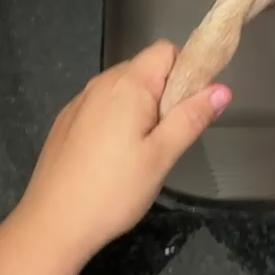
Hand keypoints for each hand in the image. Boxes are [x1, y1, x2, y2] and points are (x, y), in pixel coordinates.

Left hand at [13, 41, 231, 262]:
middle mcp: (101, 84)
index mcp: (127, 85)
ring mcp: (79, 102)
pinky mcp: (66, 121)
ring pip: (123, 89)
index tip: (193, 106)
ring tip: (143, 152)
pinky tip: (113, 158)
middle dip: (165, 93)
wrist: (52, 224)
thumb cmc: (113, 190)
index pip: (165, 50)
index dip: (186, 71)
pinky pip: (102, 106)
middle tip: (170, 137)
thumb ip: (192, 118)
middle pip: (145, 68)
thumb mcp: (162, 156)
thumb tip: (223, 89)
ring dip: (141, 108)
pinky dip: (117, 119)